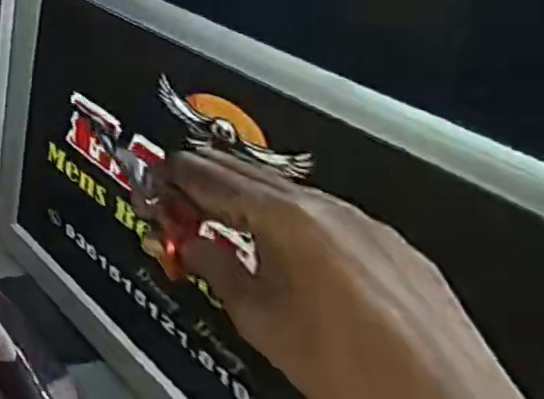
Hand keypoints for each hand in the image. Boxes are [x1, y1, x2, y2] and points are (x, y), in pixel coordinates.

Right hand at [138, 150, 521, 398]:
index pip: (197, 172)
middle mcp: (325, 207)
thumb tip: (189, 243)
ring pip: (278, 189)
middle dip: (195, 185)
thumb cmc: (360, 374)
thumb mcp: (256, 317)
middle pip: (234, 168)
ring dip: (240, 202)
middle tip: (173, 212)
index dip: (161, 181)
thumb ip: (211, 264)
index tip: (147, 196)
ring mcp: (366, 225)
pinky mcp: (396, 249)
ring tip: (225, 237)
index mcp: (284, 216)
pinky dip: (287, 222)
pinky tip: (283, 257)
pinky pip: (323, 215)